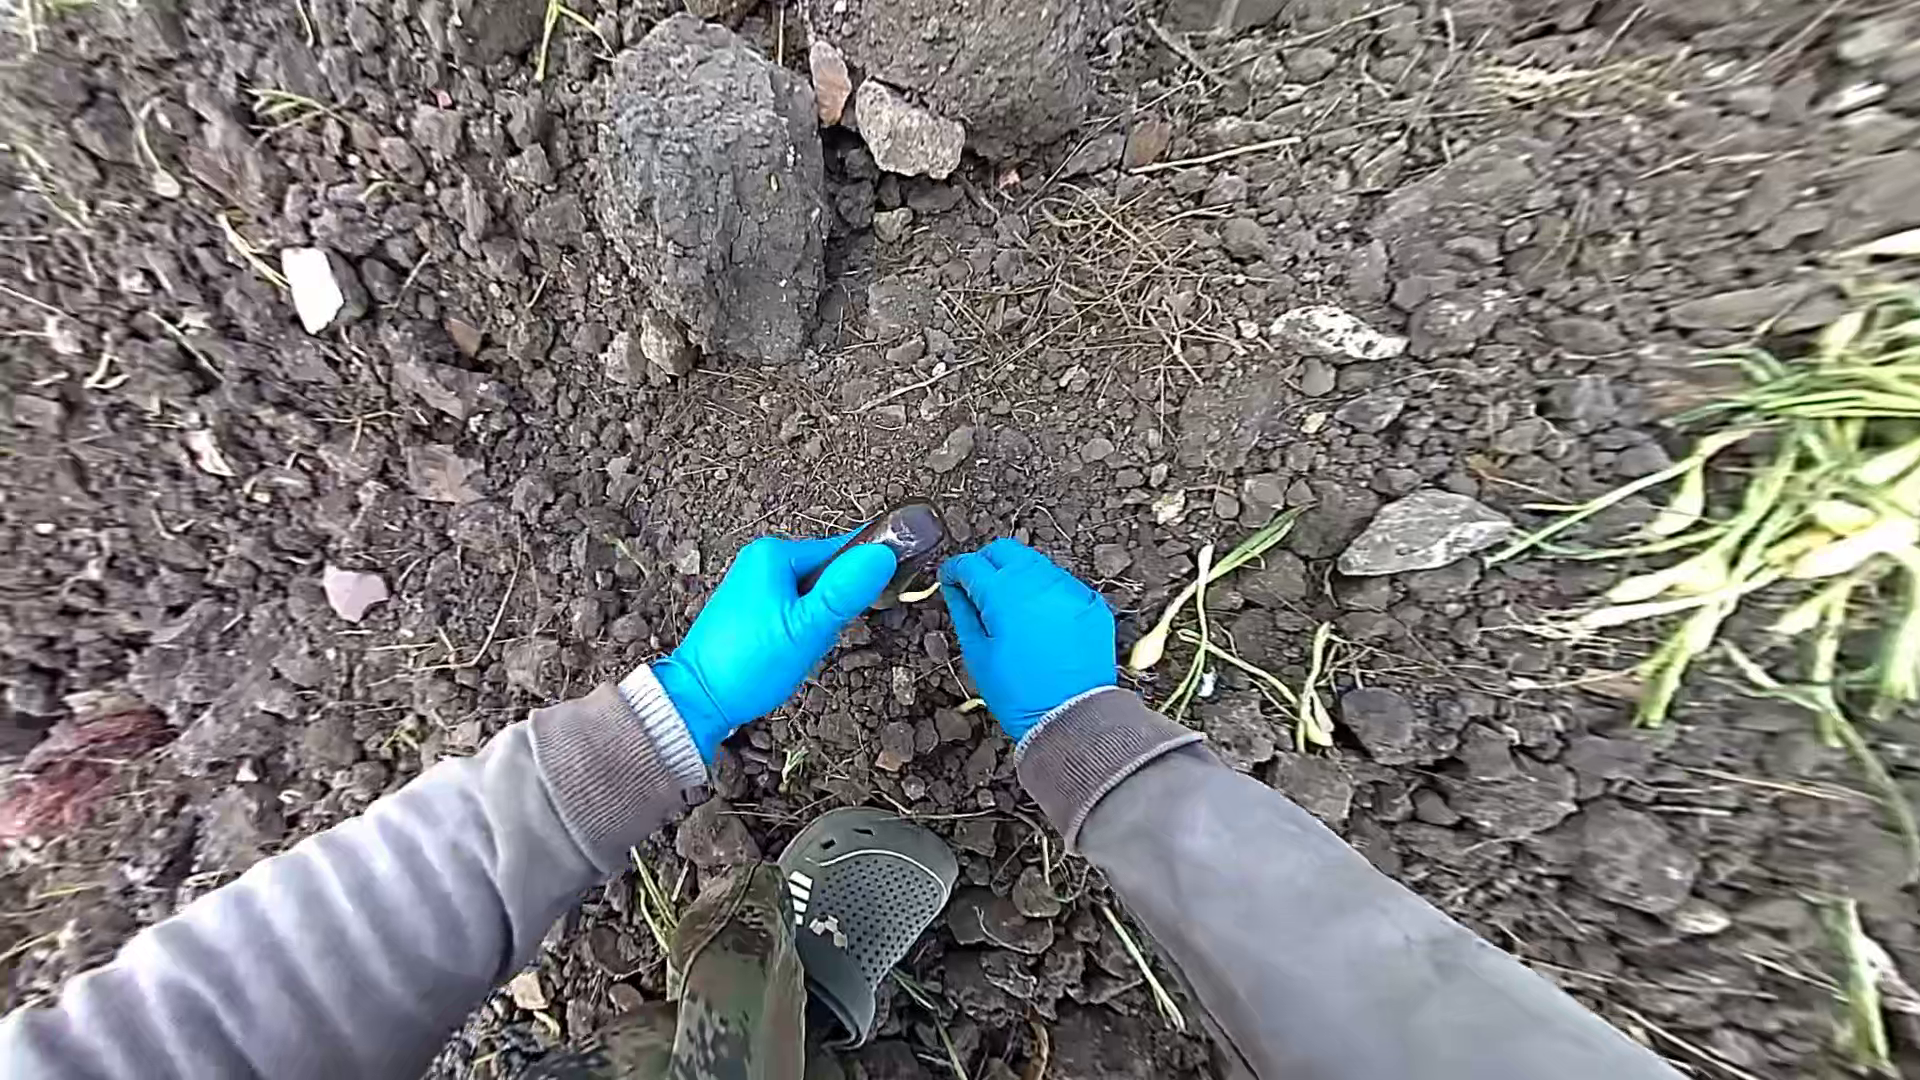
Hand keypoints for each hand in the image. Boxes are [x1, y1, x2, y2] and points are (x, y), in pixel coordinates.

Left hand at [655, 535, 896, 760]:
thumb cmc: (747, 665)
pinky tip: (787, 649)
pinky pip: (794, 609)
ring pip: (812, 596)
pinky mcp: (752, 606)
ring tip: (799, 646)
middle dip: (832, 608)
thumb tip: (881, 554)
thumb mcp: (807, 628)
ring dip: (816, 622)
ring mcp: (755, 583)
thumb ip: (845, 590)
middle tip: (818, 635)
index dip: (856, 582)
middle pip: (827, 575)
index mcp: (773, 554)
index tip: (859, 606)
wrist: (699, 702)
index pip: (841, 551)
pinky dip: (800, 629)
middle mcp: (760, 561)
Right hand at [940, 539, 1115, 740]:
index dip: (954, 570)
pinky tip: (1038, 618)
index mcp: (1004, 594)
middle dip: (985, 563)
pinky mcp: (1090, 602)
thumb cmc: (1020, 694)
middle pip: (1004, 550)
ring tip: (1009, 607)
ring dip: (1016, 575)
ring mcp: (1068, 589)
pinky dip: (1044, 591)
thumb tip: (954, 587)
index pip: (971, 564)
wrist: (1072, 717)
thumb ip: (964, 612)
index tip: (950, 579)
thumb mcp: (978, 654)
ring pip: (1034, 562)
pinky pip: (1060, 583)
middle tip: (977, 587)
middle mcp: (1039, 582)